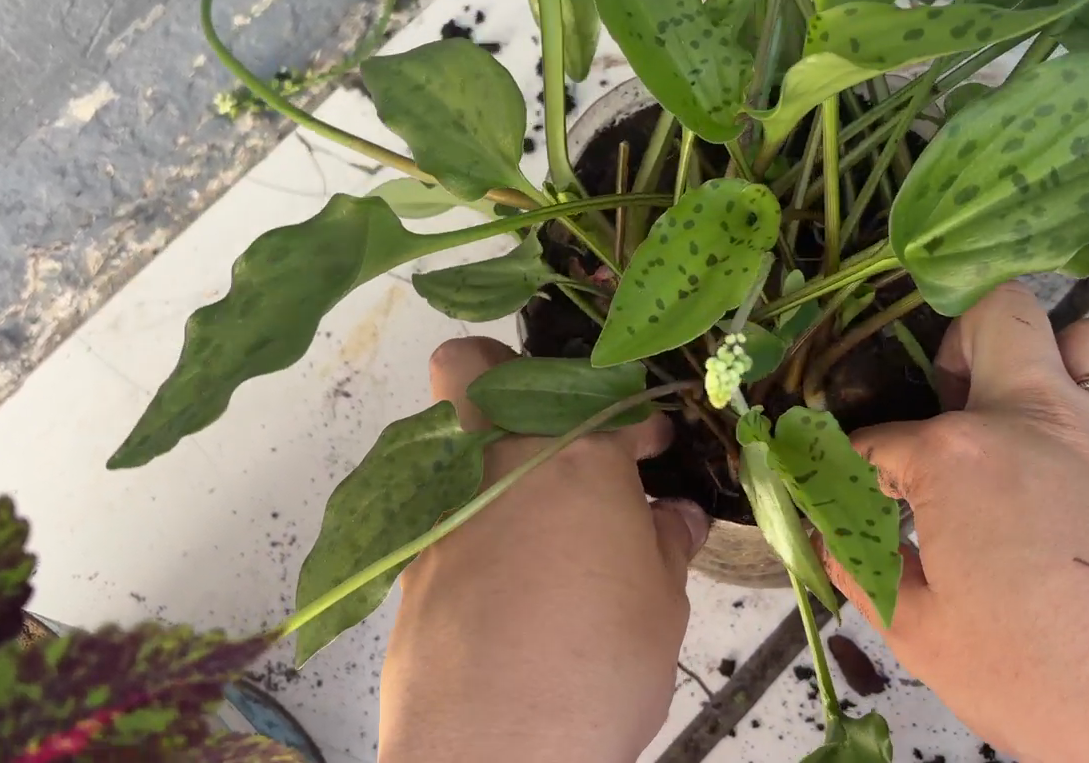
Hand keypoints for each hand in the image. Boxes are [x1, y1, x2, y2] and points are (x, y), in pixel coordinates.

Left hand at [377, 337, 708, 762]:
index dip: (640, 422)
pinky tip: (506, 559)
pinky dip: (471, 506)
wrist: (493, 748)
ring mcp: (446, 501)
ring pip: (445, 429)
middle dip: (507, 372)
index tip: (650, 442)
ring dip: (485, 441)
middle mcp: (501, 455)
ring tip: (536, 498)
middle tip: (554, 423)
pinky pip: (438, 498)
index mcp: (578, 453)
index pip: (615, 406)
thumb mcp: (660, 604)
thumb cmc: (599, 663)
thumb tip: (675, 513)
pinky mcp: (413, 551)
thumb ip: (666, 542)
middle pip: (470, 364)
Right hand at [826, 283, 1088, 762]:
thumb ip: (862, 567)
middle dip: (958, 342)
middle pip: (995, 316)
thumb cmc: (1040, 678)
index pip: (878, 441)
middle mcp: (1034, 417)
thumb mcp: (918, 632)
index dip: (856, 472)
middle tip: (952, 401)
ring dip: (1052, 358)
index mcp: (957, 454)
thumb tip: (833, 537)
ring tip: (1028, 413)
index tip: (854, 500)